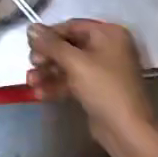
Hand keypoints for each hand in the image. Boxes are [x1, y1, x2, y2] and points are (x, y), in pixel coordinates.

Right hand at [26, 19, 154, 141]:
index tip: (29, 45)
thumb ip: (51, 44)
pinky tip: (39, 94)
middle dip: (47, 56)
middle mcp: (107, 47)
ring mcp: (102, 69)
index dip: (49, 35)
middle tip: (31, 65)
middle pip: (69, 46)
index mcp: (109, 33)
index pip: (72, 26)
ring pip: (69, 65)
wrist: (127, 130)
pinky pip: (73, 81)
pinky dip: (57, 85)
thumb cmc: (104, 88)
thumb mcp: (75, 63)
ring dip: (48, 72)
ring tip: (30, 83)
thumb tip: (31, 27)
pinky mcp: (97, 89)